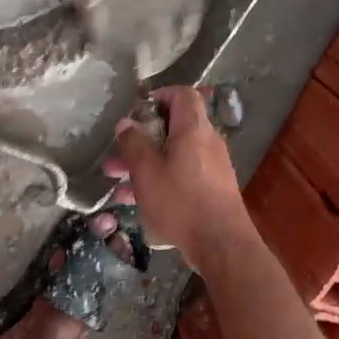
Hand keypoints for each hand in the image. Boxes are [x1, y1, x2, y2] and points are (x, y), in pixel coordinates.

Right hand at [107, 86, 252, 273]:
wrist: (221, 244)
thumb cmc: (180, 201)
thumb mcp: (146, 171)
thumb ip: (133, 143)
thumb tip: (125, 123)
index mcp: (193, 129)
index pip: (183, 94)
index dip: (160, 95)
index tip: (137, 111)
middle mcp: (207, 142)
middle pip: (173, 127)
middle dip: (141, 139)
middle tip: (116, 154)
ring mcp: (212, 167)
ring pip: (174, 154)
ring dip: (146, 163)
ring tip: (117, 182)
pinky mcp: (213, 189)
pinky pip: (182, 173)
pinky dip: (160, 179)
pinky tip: (137, 200)